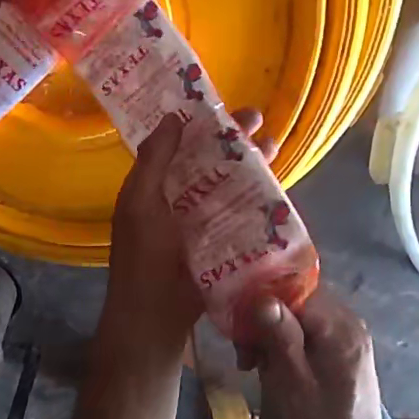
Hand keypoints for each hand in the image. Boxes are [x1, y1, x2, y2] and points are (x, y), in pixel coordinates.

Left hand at [104, 109, 274, 353]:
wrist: (157, 317)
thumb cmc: (143, 258)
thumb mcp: (140, 204)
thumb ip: (153, 161)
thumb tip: (172, 117)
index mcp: (154, 185)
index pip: (177, 144)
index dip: (196, 122)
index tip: (217, 101)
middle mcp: (179, 198)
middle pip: (209, 159)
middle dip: (232, 138)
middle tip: (257, 119)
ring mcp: (203, 220)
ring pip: (230, 182)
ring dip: (251, 163)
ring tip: (273, 144)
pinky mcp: (224, 240)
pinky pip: (243, 211)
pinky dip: (259, 196)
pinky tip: (277, 183)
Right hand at [240, 289, 407, 418]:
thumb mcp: (291, 382)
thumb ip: (279, 334)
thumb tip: (261, 295)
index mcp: (340, 327)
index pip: (292, 289)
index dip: (260, 303)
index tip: (237, 330)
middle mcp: (347, 324)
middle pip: (294, 301)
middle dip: (262, 319)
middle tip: (243, 354)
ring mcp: (345, 340)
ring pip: (296, 318)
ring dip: (269, 335)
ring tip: (252, 364)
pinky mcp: (339, 357)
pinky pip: (305, 336)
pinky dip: (282, 346)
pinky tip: (268, 368)